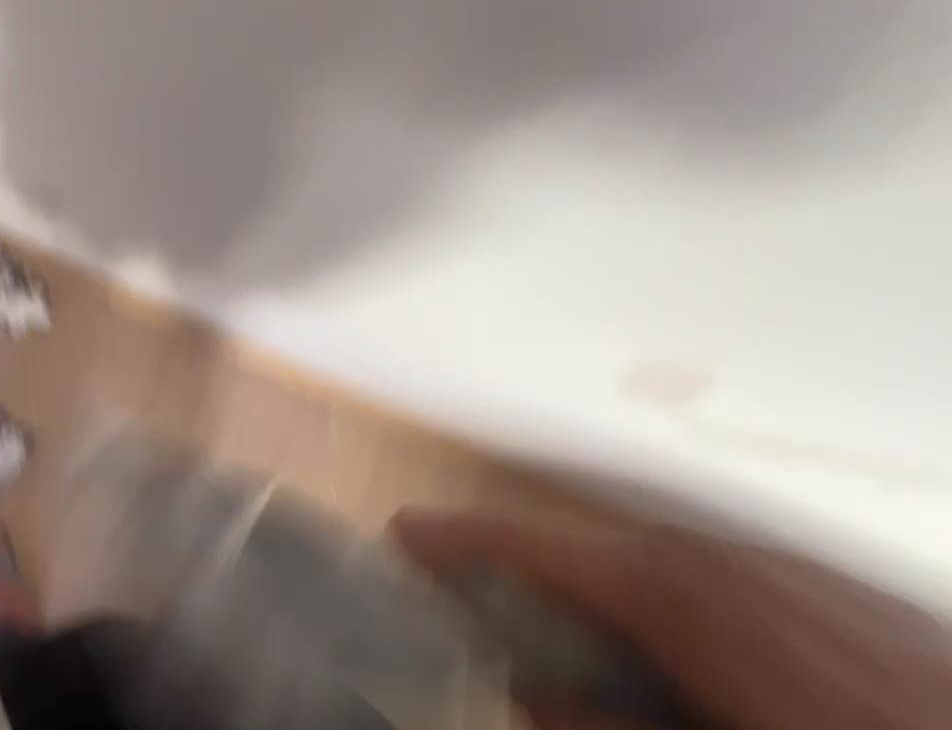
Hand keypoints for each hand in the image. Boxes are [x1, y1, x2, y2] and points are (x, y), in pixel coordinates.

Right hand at [391, 509, 951, 729]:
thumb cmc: (820, 729)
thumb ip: (599, 728)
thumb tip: (528, 697)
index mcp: (670, 589)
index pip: (530, 543)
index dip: (457, 537)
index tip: (401, 531)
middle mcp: (716, 557)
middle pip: (593, 556)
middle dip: (543, 584)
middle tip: (506, 621)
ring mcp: (785, 569)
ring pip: (663, 568)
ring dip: (620, 601)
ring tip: (616, 654)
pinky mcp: (842, 591)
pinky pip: (732, 585)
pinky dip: (691, 611)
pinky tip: (724, 672)